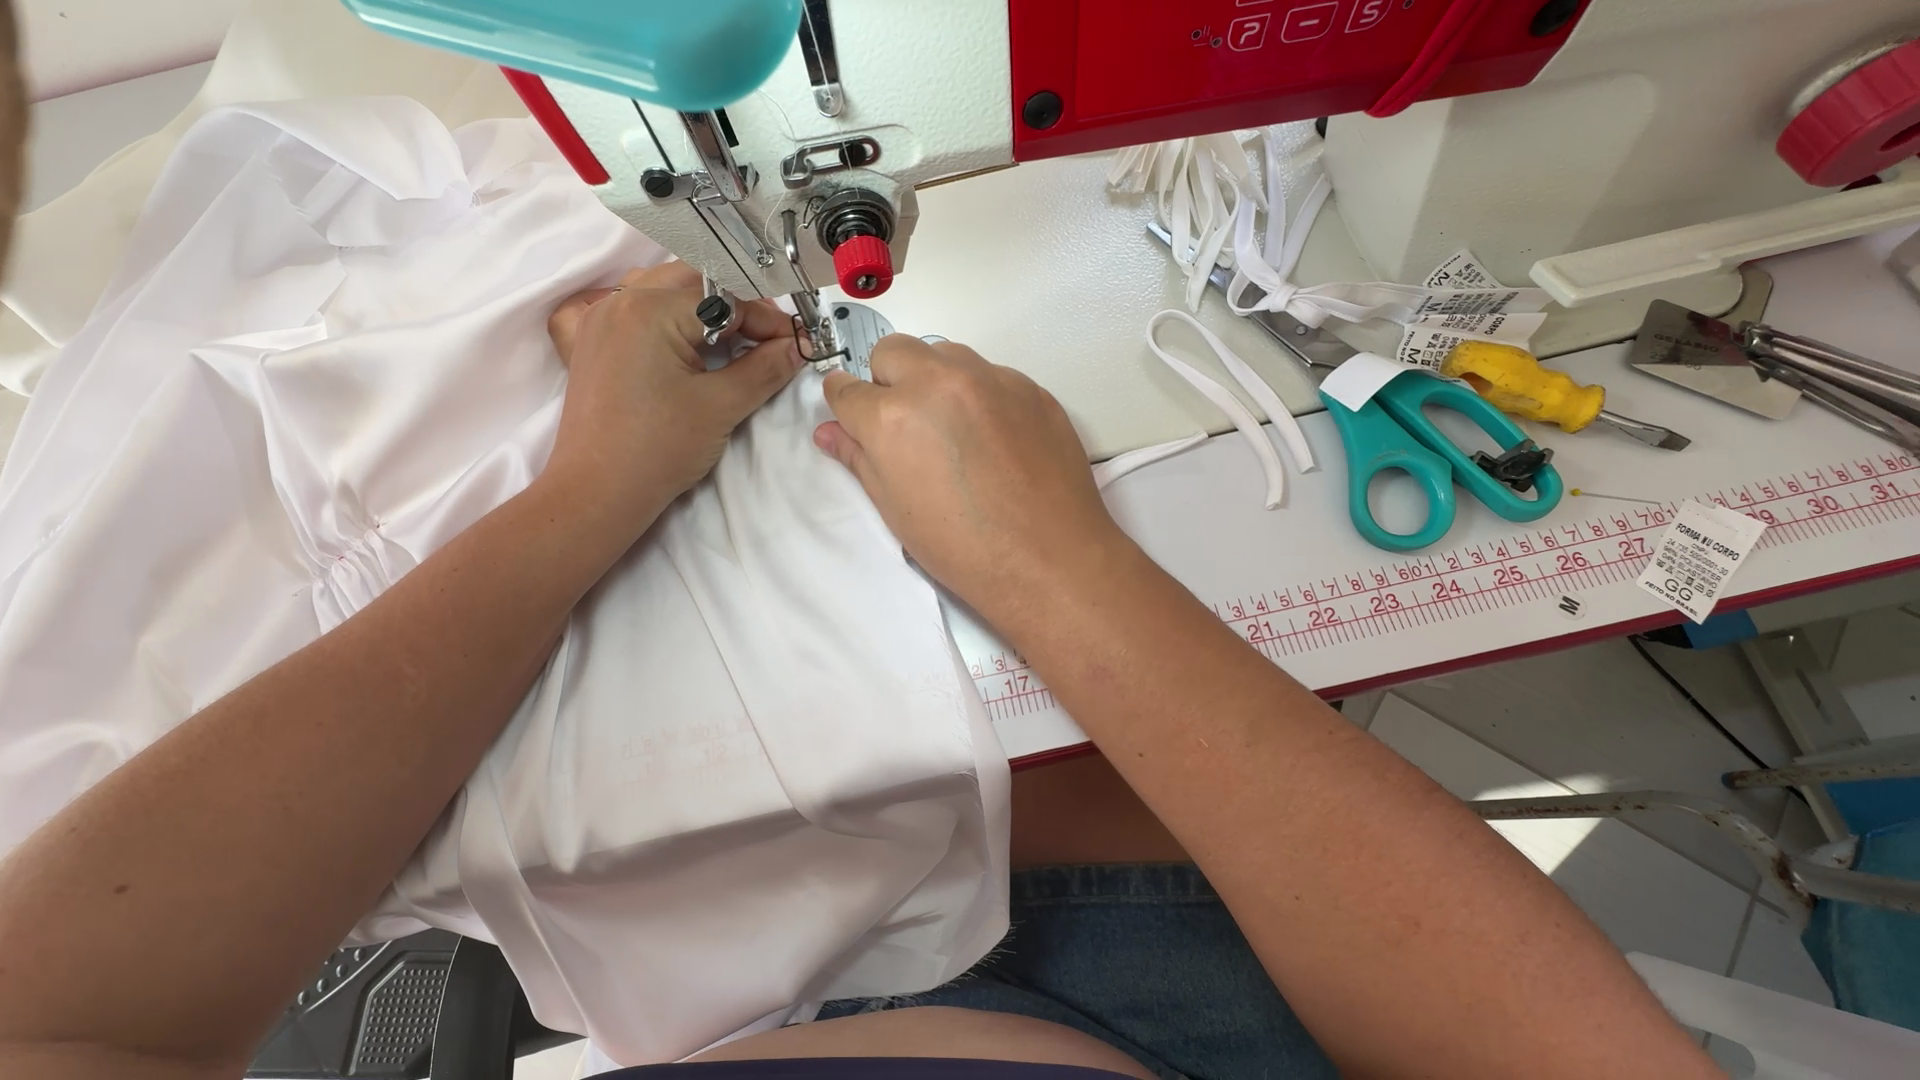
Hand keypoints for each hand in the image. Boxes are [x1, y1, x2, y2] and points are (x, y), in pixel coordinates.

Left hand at [544, 263, 800, 529]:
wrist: (598, 493)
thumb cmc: (658, 449)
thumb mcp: (722, 406)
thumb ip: (765, 368)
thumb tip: (796, 346)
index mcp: (650, 309)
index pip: (726, 299)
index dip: (767, 320)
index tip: (795, 342)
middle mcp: (620, 303)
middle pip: (693, 282)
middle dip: (737, 306)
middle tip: (769, 340)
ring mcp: (600, 321)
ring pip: (662, 290)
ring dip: (701, 306)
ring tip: (731, 341)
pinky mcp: (591, 344)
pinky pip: (629, 309)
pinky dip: (658, 312)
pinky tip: (674, 332)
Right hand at [813, 336, 1135, 622]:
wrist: (1051, 560)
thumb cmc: (963, 549)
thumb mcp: (897, 511)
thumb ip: (859, 460)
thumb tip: (829, 433)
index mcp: (893, 416)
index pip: (846, 389)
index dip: (845, 406)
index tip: (854, 419)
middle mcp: (940, 383)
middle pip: (893, 351)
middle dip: (888, 381)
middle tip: (905, 428)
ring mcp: (992, 379)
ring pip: (945, 355)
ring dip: (936, 381)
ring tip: (953, 432)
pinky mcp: (1031, 388)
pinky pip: (992, 375)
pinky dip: (981, 396)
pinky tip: (995, 441)